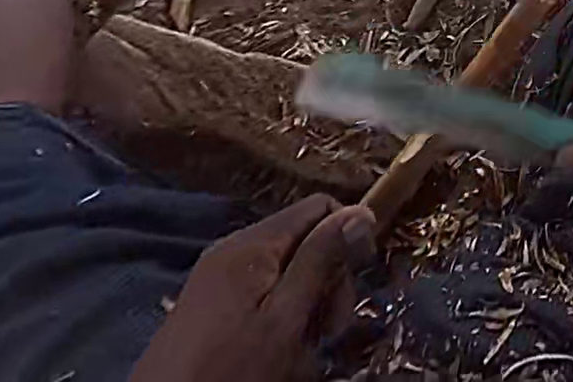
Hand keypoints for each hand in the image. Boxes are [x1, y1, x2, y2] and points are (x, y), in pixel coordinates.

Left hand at [131, 195, 374, 381]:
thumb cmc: (226, 373)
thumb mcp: (284, 318)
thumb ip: (321, 258)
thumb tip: (362, 210)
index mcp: (250, 244)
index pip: (320, 207)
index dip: (345, 235)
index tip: (355, 279)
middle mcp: (233, 251)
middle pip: (306, 239)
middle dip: (328, 277)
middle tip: (332, 325)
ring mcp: (218, 281)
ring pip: (289, 270)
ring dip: (308, 302)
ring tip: (306, 344)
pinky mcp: (209, 309)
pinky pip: (264, 293)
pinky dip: (282, 315)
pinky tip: (281, 350)